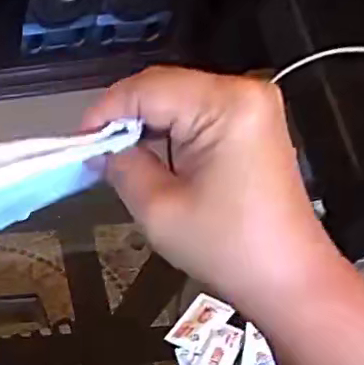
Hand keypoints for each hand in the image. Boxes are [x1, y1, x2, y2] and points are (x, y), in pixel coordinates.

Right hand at [82, 67, 338, 324]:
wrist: (285, 276)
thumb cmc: (225, 248)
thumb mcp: (159, 210)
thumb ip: (124, 169)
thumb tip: (101, 150)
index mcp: (224, 105)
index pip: (147, 88)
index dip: (105, 111)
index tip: (77, 142)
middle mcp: (243, 92)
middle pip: (165, 88)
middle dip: (124, 119)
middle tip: (93, 154)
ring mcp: (252, 108)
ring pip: (179, 102)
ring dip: (145, 129)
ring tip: (117, 163)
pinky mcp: (253, 128)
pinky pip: (198, 119)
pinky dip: (169, 137)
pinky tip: (150, 163)